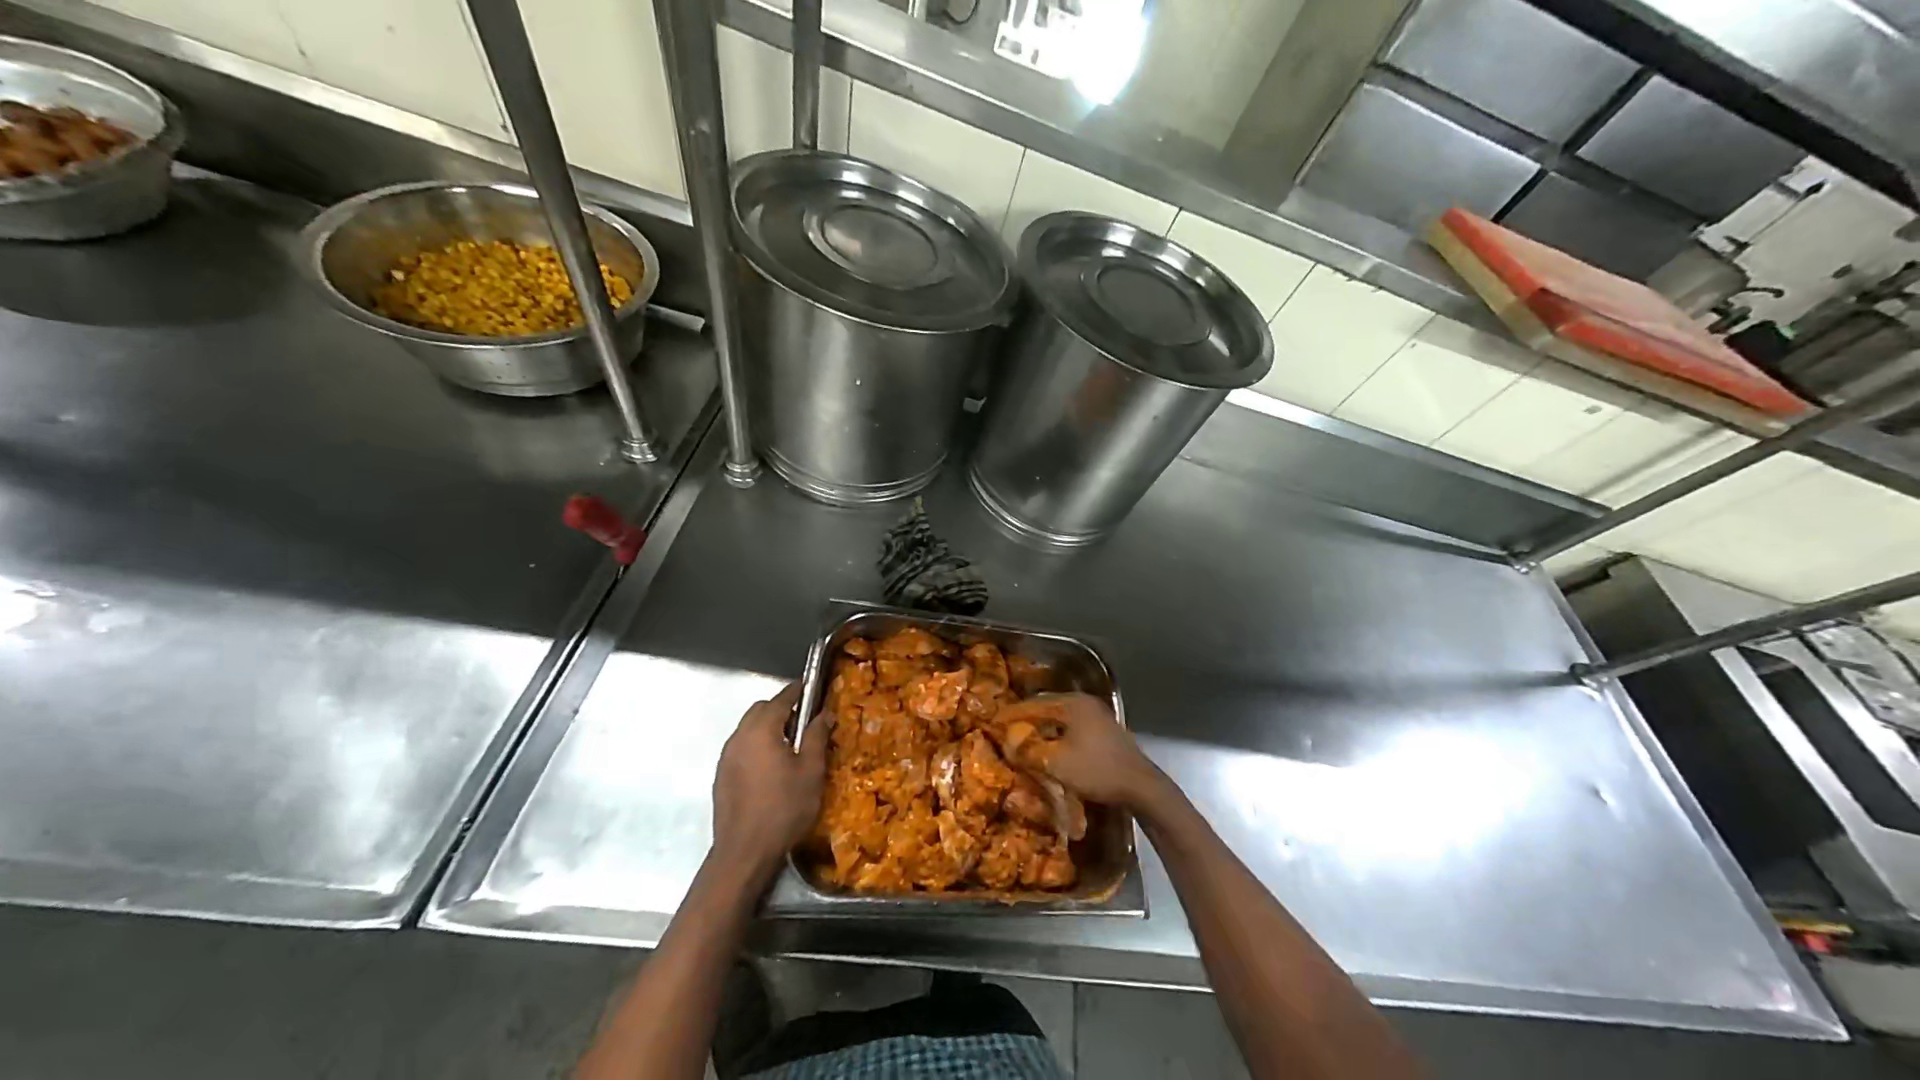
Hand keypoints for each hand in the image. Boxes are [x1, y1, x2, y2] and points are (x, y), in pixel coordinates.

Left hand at [711, 683, 826, 876]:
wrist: (744, 851)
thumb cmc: (784, 808)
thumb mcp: (811, 772)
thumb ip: (816, 737)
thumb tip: (823, 714)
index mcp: (761, 730)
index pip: (780, 698)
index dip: (797, 691)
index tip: (810, 687)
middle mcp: (739, 736)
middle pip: (760, 710)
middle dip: (781, 708)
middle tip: (804, 720)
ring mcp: (726, 756)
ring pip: (748, 728)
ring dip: (768, 727)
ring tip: (790, 745)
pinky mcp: (721, 774)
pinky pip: (741, 747)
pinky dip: (757, 745)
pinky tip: (771, 766)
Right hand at [997, 693, 1169, 811]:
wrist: (1140, 787)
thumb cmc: (1097, 770)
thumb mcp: (1056, 762)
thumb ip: (1029, 750)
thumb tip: (1008, 742)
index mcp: (1073, 704)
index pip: (1034, 704)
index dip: (1012, 714)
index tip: (993, 723)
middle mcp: (1085, 703)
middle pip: (1047, 707)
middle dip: (1026, 720)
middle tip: (1006, 731)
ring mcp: (1098, 716)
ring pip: (1060, 718)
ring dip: (1042, 728)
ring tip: (1023, 740)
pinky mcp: (1104, 731)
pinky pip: (1072, 727)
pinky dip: (1057, 734)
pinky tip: (1049, 747)